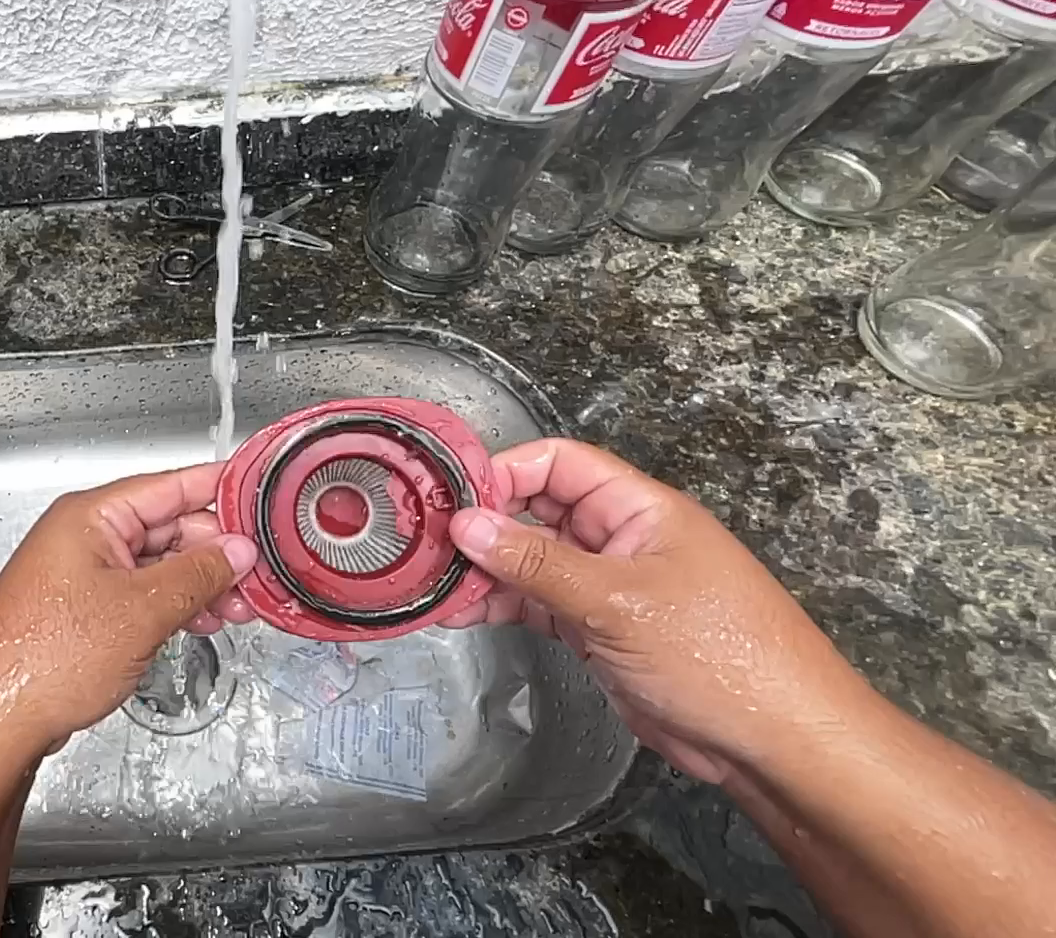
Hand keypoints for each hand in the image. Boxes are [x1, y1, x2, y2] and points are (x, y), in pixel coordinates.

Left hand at [0, 464, 258, 754]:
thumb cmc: (44, 658)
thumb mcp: (140, 611)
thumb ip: (197, 575)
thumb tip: (236, 552)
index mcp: (92, 516)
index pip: (169, 485)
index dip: (218, 488)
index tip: (257, 494)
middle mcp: (85, 536)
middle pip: (167, 526)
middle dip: (215, 551)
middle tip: (255, 576)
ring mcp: (84, 572)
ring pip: (157, 563)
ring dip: (199, 583)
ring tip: (235, 607)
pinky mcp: (85, 606)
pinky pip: (140, 592)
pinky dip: (173, 604)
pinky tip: (199, 621)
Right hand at [440, 438, 860, 782]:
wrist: (778, 747)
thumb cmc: (719, 656)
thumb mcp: (617, 601)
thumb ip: (535, 562)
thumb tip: (467, 525)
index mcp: (636, 510)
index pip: (558, 464)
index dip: (505, 471)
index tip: (457, 498)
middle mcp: (615, 538)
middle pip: (534, 510)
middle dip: (484, 525)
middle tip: (433, 544)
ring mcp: (602, 583)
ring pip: (526, 559)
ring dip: (483, 570)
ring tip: (437, 584)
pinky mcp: (591, 624)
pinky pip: (532, 600)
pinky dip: (497, 604)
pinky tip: (461, 613)